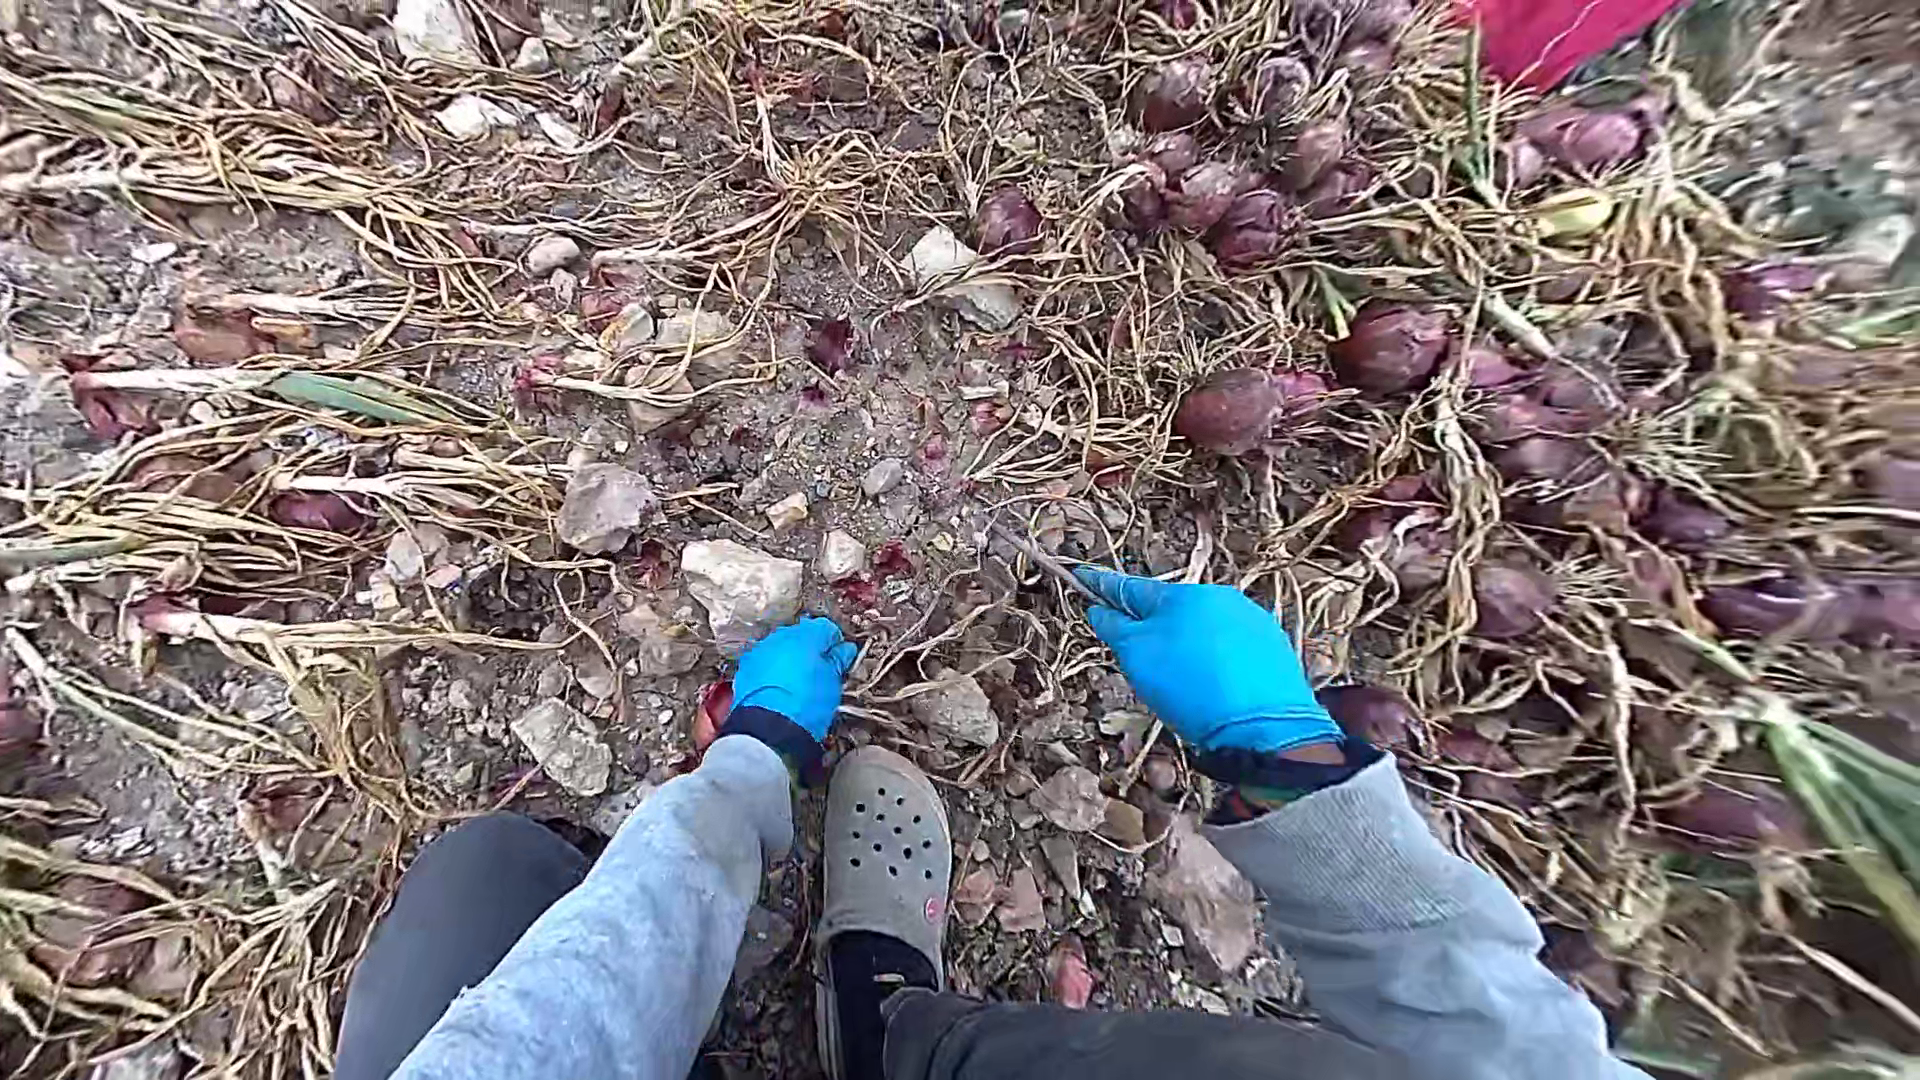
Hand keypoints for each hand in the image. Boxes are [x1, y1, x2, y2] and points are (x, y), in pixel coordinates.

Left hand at [731, 617, 858, 741]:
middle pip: (803, 636)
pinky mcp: (746, 670)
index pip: (827, 629)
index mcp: (806, 636)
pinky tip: (782, 691)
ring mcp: (761, 652)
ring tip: (801, 686)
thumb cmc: (803, 708)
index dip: (836, 645)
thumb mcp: (833, 682)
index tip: (839, 659)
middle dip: (812, 651)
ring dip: (791, 661)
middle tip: (822, 673)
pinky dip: (773, 673)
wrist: (769, 733)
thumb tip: (844, 651)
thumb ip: (839, 660)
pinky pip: (765, 664)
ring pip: (782, 649)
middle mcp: (780, 638)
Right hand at [1073, 567, 1338, 754]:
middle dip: (1147, 622)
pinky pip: (1227, 644)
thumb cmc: (1189, 686)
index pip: (1129, 587)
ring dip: (1181, 640)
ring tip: (1177, 677)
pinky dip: (1211, 656)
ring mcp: (1250, 619)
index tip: (1083, 577)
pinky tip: (1209, 681)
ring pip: (1199, 625)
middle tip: (1134, 651)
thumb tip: (1099, 609)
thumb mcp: (1137, 657)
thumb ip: (1115, 627)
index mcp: (1180, 595)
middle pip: (1167, 607)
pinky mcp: (1272, 646)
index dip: (1102, 585)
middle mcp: (1217, 597)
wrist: (1267, 729)